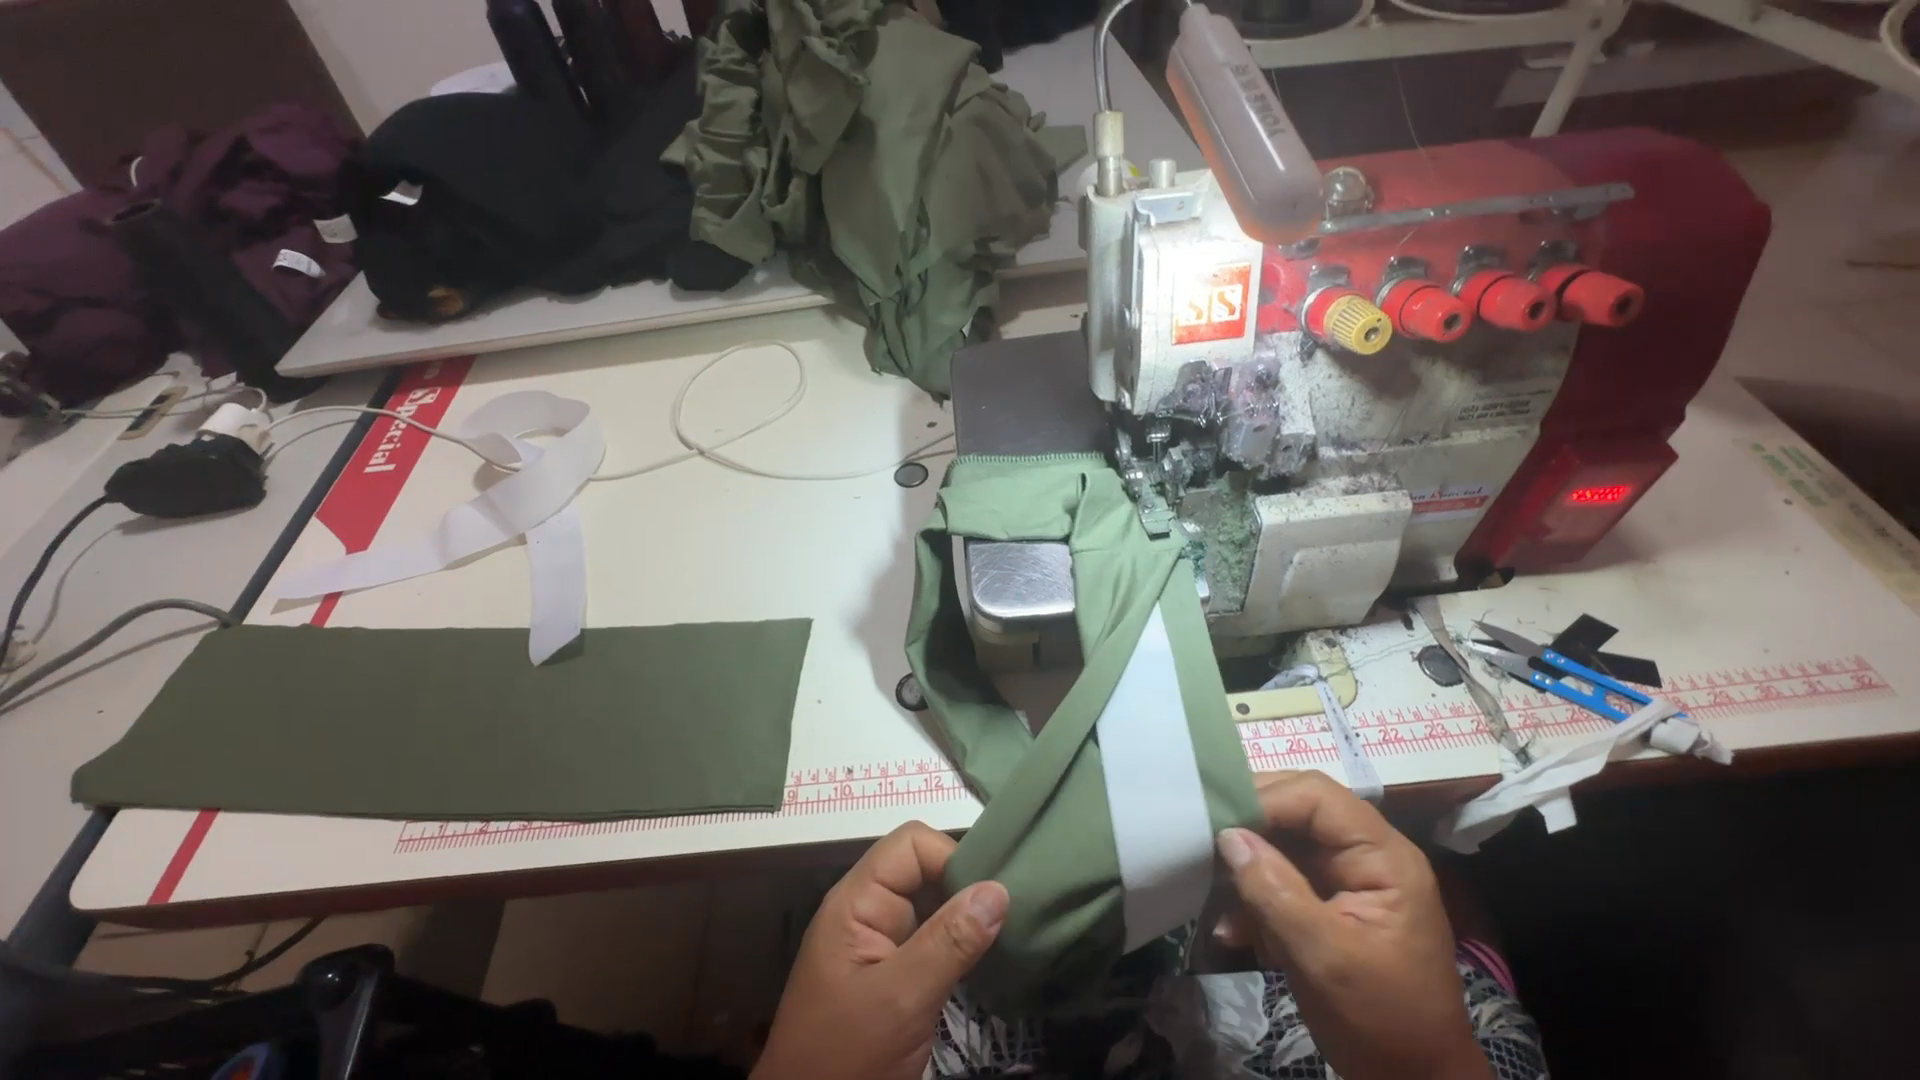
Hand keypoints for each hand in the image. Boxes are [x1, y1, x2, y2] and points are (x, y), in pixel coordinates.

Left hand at [753, 823, 1008, 1079]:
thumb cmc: (845, 1057)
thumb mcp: (900, 1000)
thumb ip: (948, 942)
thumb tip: (999, 888)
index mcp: (856, 902)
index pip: (910, 844)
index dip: (951, 857)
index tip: (992, 895)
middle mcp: (868, 911)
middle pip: (923, 868)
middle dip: (965, 884)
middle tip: (1010, 914)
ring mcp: (880, 943)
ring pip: (932, 903)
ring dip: (966, 915)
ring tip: (1007, 932)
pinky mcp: (894, 973)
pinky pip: (932, 937)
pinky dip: (960, 942)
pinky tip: (988, 956)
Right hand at [1214, 771, 1490, 1079]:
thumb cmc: (1381, 1020)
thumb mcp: (1324, 958)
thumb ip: (1275, 892)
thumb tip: (1228, 836)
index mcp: (1383, 857)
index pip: (1318, 797)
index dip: (1266, 798)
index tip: (1217, 822)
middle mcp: (1366, 856)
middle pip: (1299, 810)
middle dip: (1250, 826)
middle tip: (1202, 839)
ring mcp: (1347, 881)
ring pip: (1284, 845)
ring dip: (1246, 868)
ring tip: (1211, 888)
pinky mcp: (1328, 907)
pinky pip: (1282, 881)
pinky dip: (1253, 900)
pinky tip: (1231, 930)